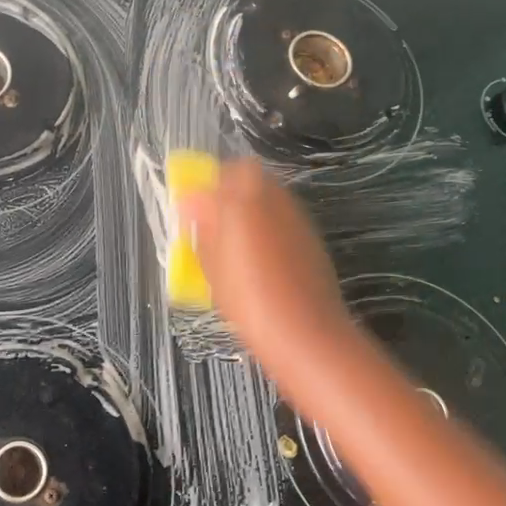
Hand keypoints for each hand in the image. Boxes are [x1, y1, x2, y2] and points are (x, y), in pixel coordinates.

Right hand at [180, 158, 353, 365]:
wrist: (305, 334)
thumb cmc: (248, 301)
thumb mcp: (212, 267)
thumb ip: (202, 228)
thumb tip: (192, 204)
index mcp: (244, 201)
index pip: (225, 171)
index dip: (208, 185)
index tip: (194, 208)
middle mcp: (276, 199)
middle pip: (251, 177)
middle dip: (230, 193)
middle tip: (213, 225)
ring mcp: (299, 218)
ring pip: (270, 198)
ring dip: (251, 211)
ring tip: (235, 247)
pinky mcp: (313, 239)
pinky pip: (284, 221)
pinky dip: (269, 230)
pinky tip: (260, 263)